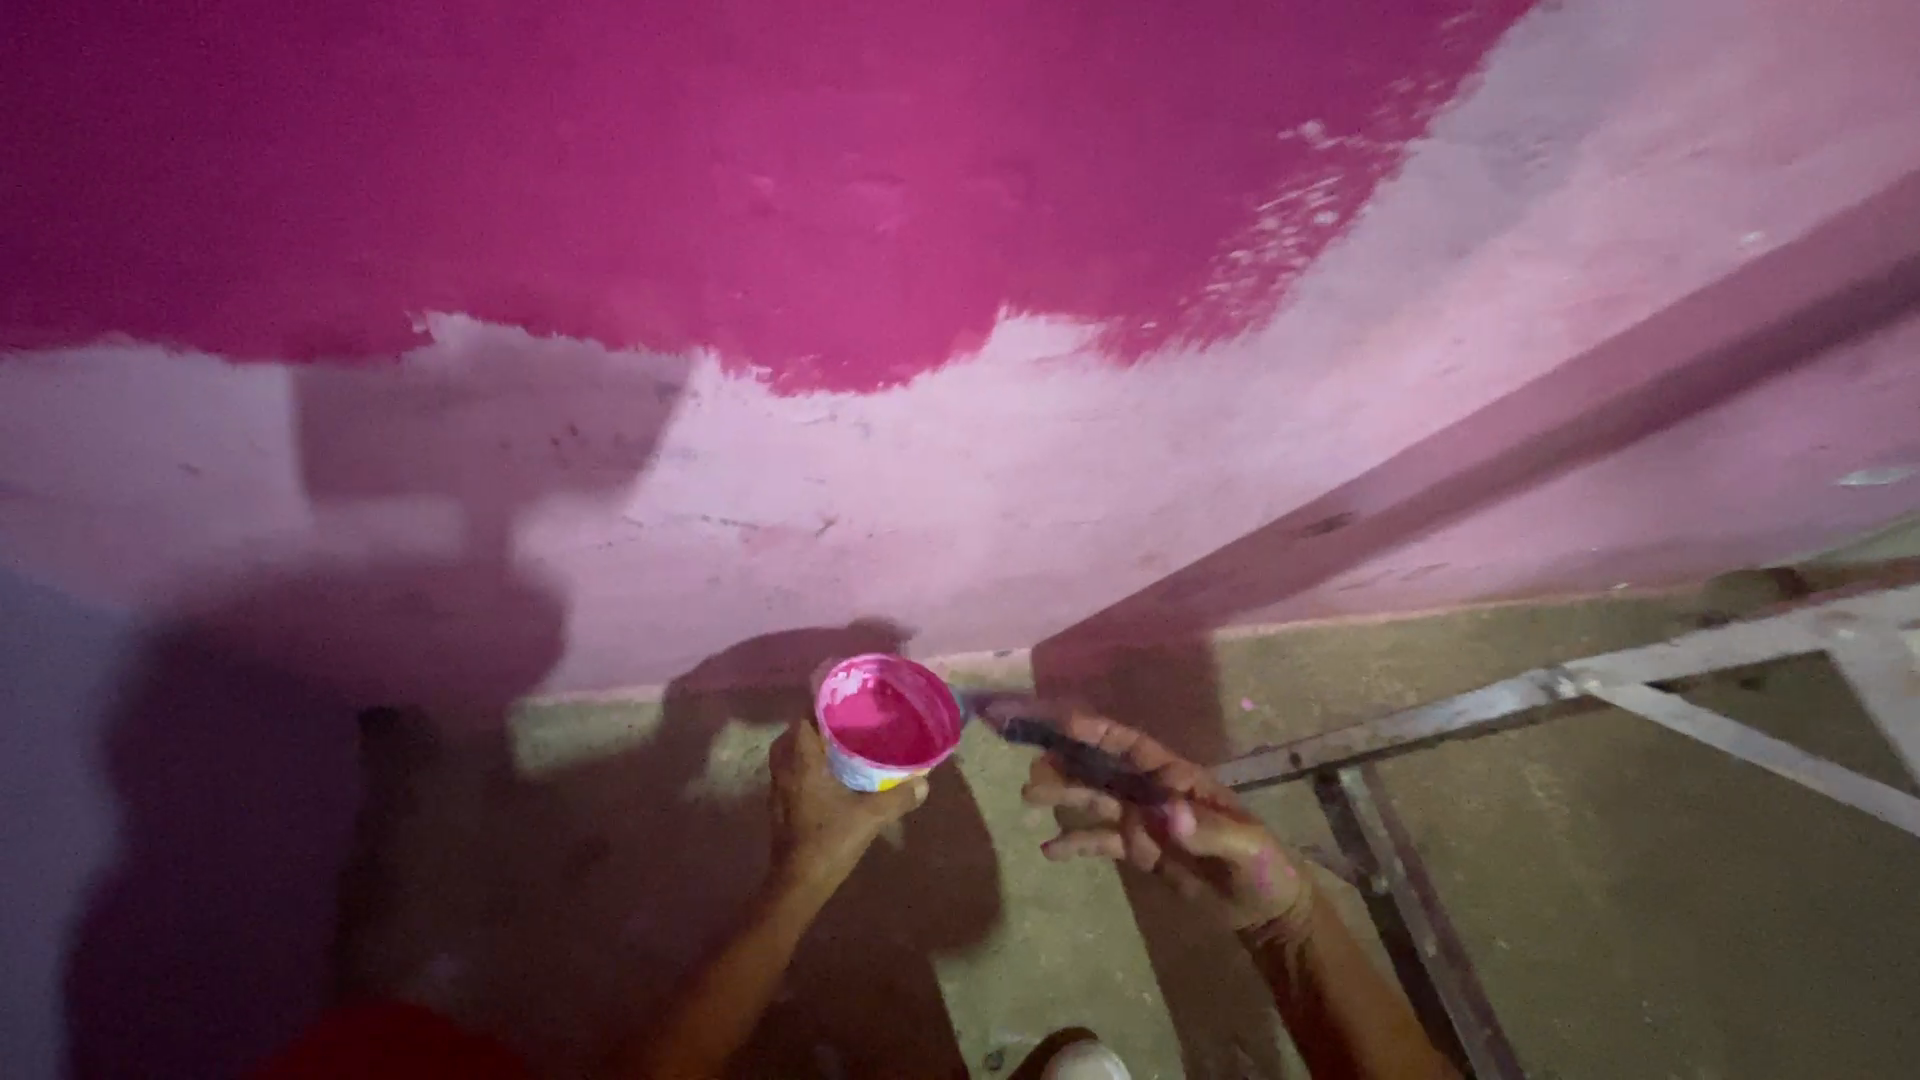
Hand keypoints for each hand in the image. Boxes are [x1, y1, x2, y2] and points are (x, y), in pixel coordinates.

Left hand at [768, 716, 929, 890]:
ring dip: (810, 744)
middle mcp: (785, 768)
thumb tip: (924, 781)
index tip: (846, 699)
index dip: (822, 702)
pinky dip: (806, 764)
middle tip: (847, 720)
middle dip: (818, 723)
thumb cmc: (829, 841)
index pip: (804, 716)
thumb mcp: (871, 816)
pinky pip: (790, 771)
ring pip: (790, 753)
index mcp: (802, 761)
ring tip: (840, 743)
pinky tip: (830, 774)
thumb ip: (898, 796)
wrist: (797, 885)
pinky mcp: (778, 805)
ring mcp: (777, 788)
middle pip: (795, 732)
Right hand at [1022, 711, 1306, 930]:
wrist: (1264, 911)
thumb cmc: (1263, 866)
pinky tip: (1049, 849)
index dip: (1100, 732)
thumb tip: (1167, 813)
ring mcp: (1142, 821)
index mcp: (1178, 779)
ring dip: (1063, 796)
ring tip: (1029, 796)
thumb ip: (1207, 829)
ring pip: (1095, 801)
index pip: (1133, 747)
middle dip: (1068, 764)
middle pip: (1103, 771)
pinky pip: (1101, 842)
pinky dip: (1075, 843)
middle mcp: (1152, 792)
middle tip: (1033, 768)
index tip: (1066, 722)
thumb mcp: (1244, 847)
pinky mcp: (1137, 852)